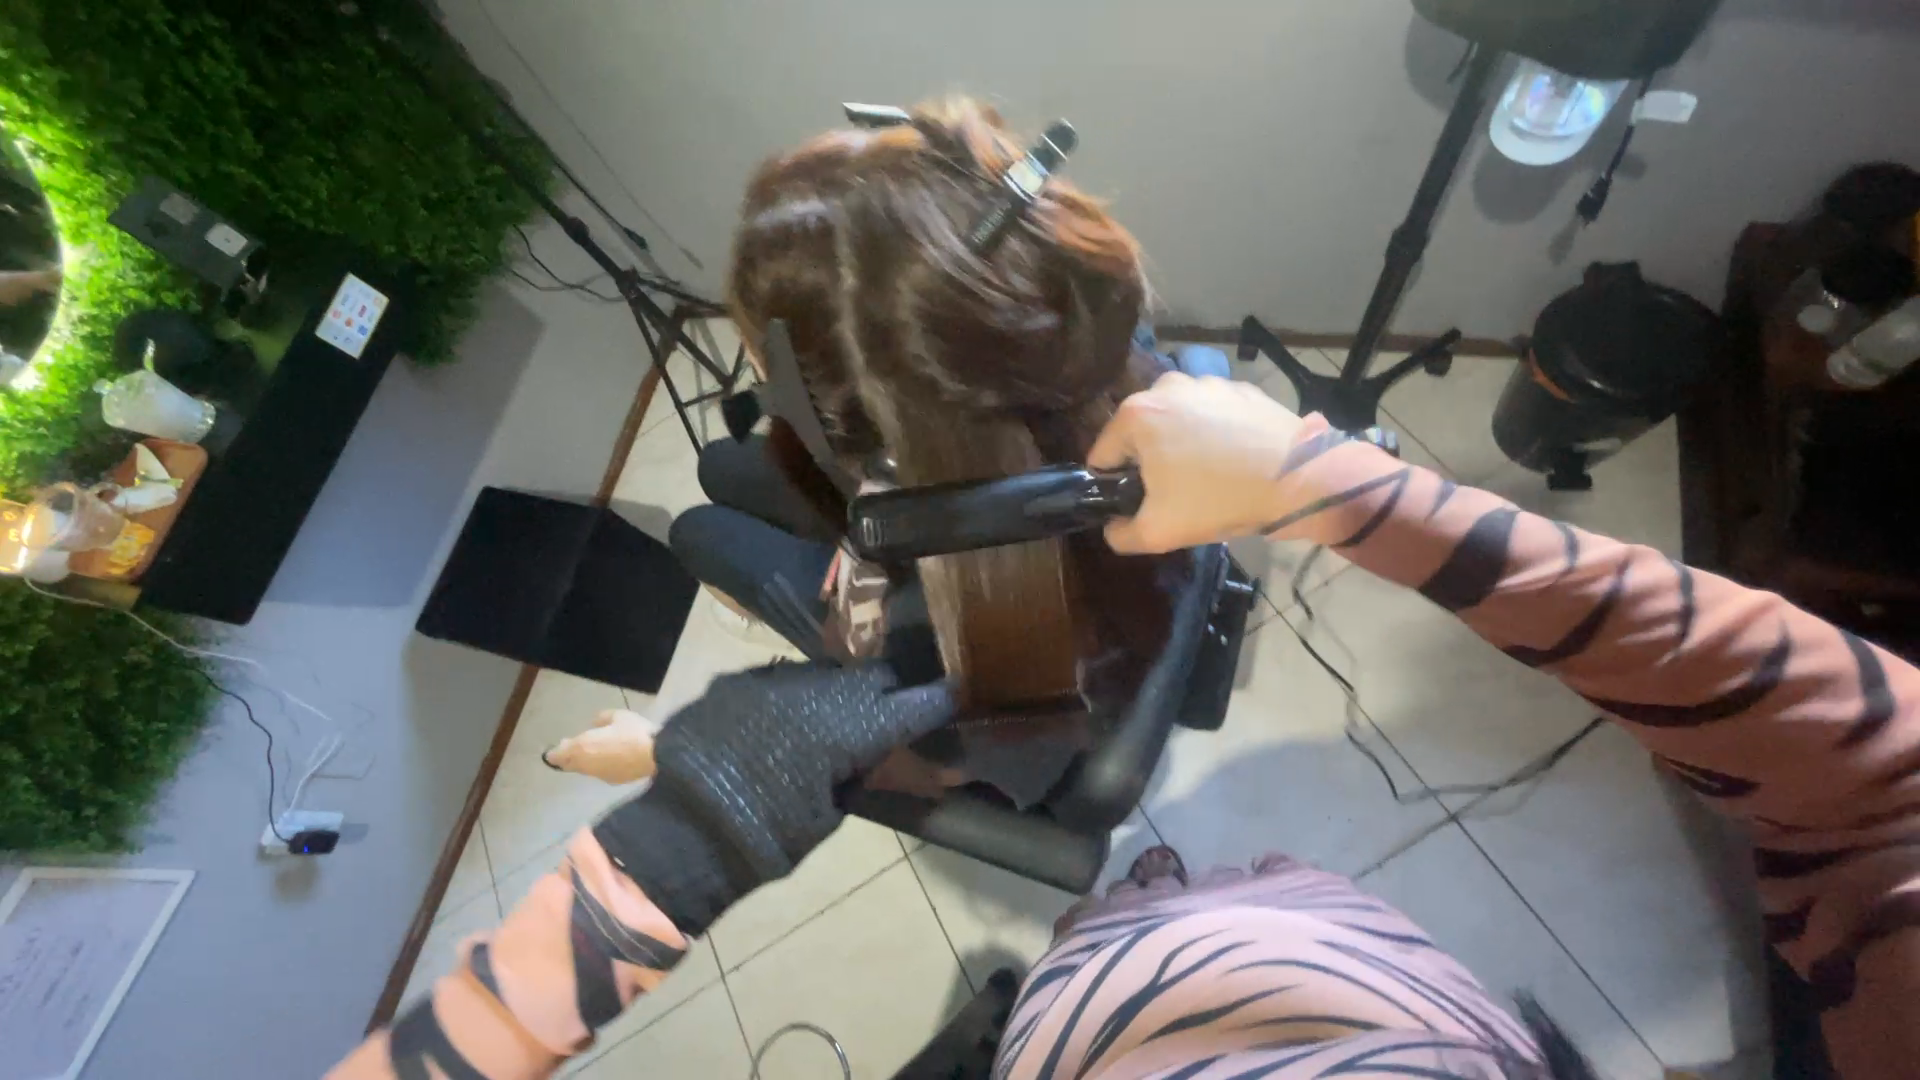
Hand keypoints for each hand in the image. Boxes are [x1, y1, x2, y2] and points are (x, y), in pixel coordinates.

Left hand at [543, 708, 664, 785]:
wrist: (655, 755)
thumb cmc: (634, 732)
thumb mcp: (618, 716)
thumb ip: (603, 719)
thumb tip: (596, 723)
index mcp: (582, 747)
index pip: (558, 755)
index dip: (555, 752)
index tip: (558, 746)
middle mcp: (585, 765)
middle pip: (569, 765)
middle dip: (568, 758)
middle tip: (572, 749)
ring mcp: (599, 775)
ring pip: (585, 770)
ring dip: (585, 762)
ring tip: (594, 752)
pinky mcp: (613, 781)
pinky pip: (600, 773)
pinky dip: (600, 766)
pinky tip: (611, 759)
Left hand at [593, 661, 953, 933]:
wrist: (683, 832)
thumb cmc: (767, 839)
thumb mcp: (830, 814)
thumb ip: (856, 773)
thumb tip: (868, 752)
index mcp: (852, 730)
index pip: (912, 704)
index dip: (938, 699)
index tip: (954, 691)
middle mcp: (821, 692)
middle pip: (873, 675)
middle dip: (887, 690)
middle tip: (886, 709)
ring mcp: (778, 679)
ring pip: (826, 671)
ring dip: (837, 691)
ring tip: (828, 716)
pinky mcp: (741, 679)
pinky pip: (782, 678)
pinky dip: (794, 697)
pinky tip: (780, 721)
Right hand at [1088, 372, 1304, 553]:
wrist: (1301, 480)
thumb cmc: (1219, 500)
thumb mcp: (1157, 532)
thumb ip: (1119, 534)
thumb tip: (1113, 527)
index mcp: (1136, 414)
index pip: (1102, 456)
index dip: (1114, 486)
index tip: (1141, 504)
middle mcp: (1165, 387)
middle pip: (1138, 436)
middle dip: (1149, 463)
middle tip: (1176, 493)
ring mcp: (1206, 383)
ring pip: (1175, 423)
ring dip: (1180, 446)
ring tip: (1208, 476)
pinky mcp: (1240, 389)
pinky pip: (1210, 416)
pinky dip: (1214, 435)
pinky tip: (1233, 460)